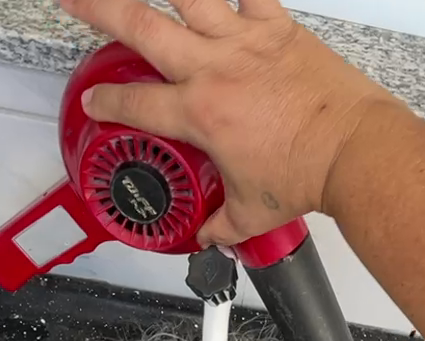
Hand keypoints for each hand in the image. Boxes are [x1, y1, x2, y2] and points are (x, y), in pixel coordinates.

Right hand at [58, 0, 401, 245]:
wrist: (351, 152)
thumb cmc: (305, 176)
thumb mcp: (250, 214)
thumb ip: (221, 224)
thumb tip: (209, 234)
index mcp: (201, 115)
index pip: (136, 104)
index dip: (107, 103)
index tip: (96, 102)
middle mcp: (215, 68)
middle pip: (140, 26)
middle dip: (98, 8)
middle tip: (73, 1)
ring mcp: (245, 40)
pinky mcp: (277, 26)